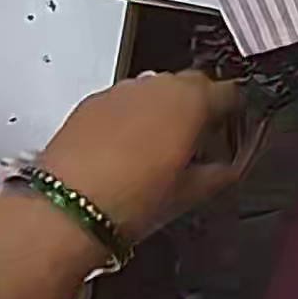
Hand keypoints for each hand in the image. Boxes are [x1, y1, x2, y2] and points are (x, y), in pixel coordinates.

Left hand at [39, 71, 257, 239]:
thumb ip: (221, 172)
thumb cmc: (128, 201)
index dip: (235, 112)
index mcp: (194, 100)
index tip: (230, 129)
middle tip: (194, 143)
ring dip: (164, 110)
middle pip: (195, 85)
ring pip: (159, 90)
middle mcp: (162, 85)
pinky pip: (126, 100)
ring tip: (155, 150)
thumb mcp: (191, 193)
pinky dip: (131, 117)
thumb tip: (228, 167)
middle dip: (199, 108)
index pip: (232, 92)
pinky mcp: (94, 101)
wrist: (62, 214)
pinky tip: (124, 150)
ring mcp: (126, 90)